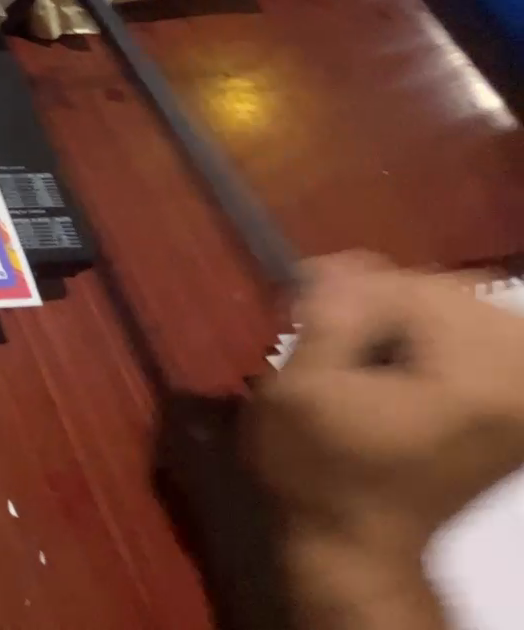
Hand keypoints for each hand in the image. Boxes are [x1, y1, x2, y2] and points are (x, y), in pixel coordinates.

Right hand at [248, 251, 523, 564]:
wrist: (352, 534)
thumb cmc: (314, 460)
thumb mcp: (301, 387)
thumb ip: (333, 320)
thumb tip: (346, 266)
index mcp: (476, 385)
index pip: (424, 292)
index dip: (355, 287)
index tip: (298, 301)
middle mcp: (521, 391)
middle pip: (460, 297)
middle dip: (386, 296)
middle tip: (323, 316)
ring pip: (476, 315)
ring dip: (410, 314)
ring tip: (355, 335)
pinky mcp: (516, 416)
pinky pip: (488, 345)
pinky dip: (437, 337)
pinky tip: (391, 357)